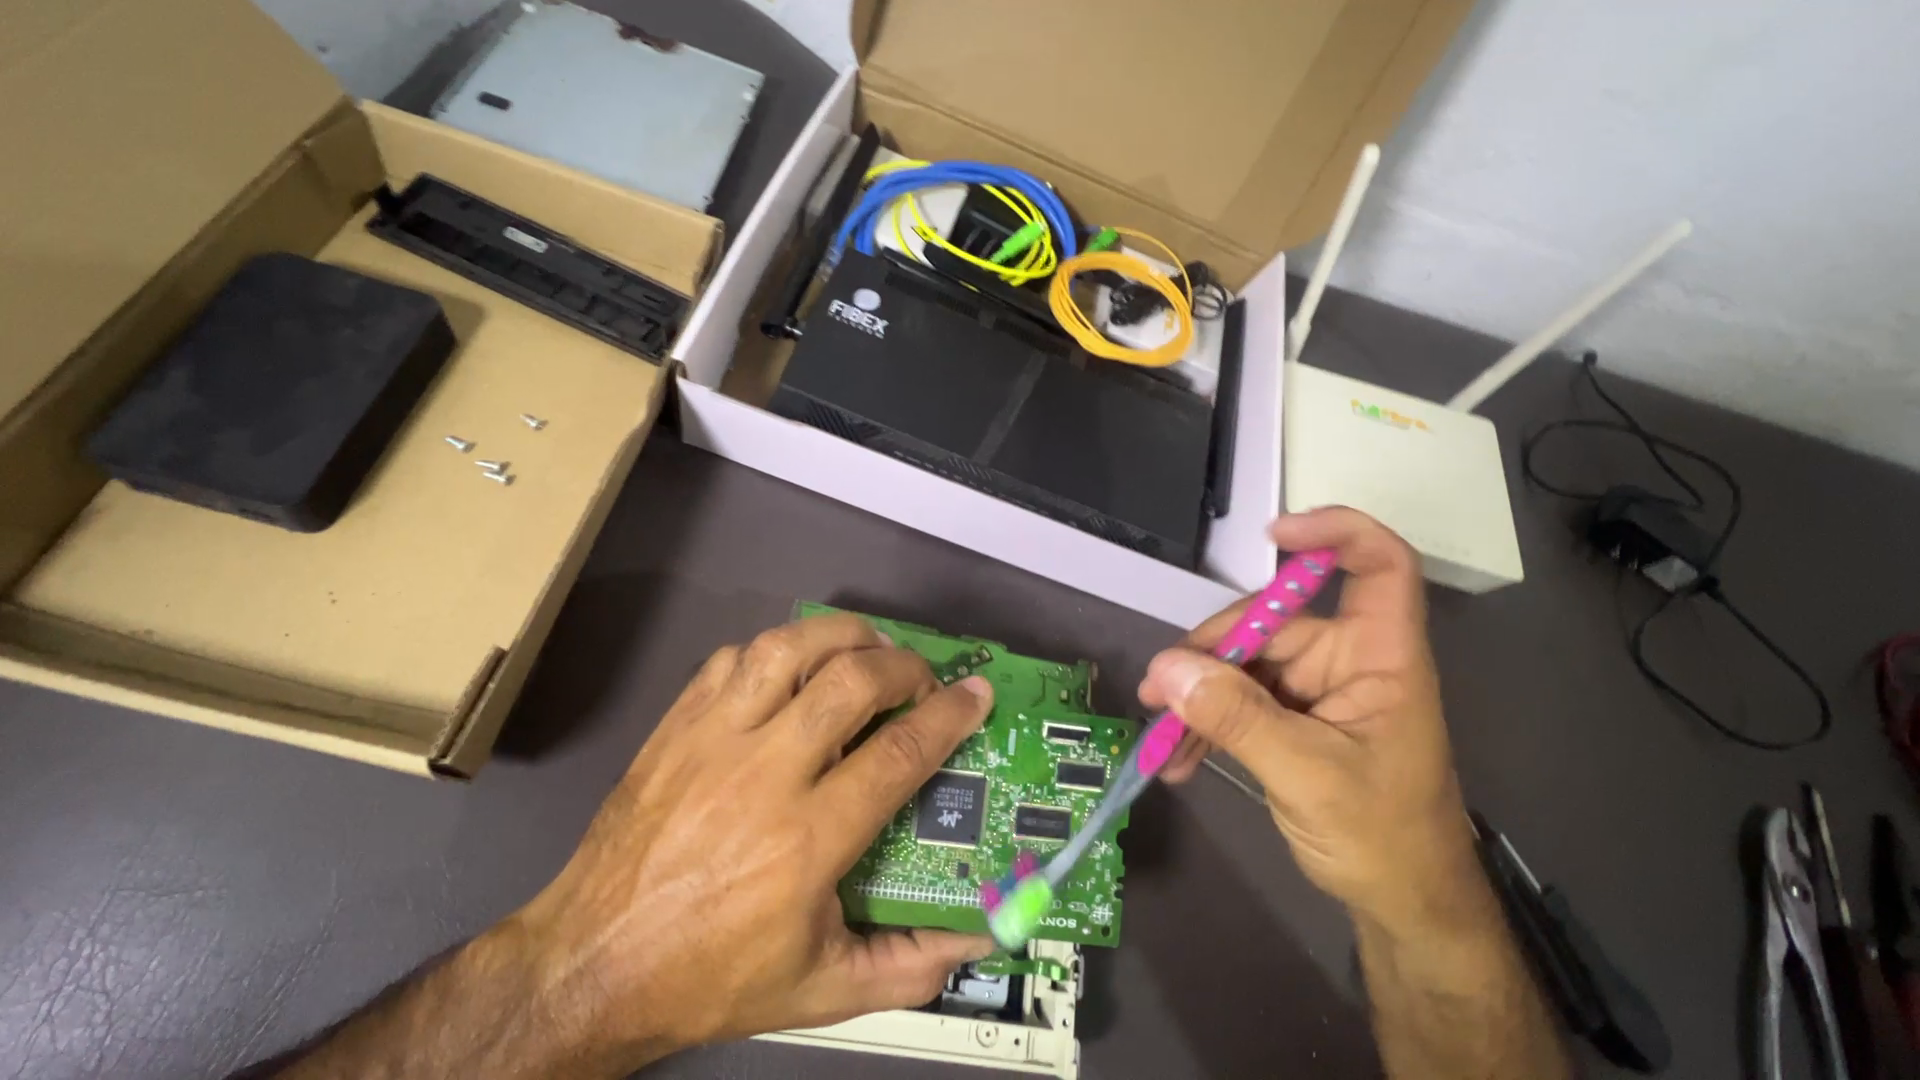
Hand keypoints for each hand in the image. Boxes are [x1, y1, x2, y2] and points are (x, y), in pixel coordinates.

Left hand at [509, 614, 996, 1066]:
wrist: (594, 965)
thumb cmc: (713, 977)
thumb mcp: (822, 991)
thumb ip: (908, 967)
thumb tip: (977, 939)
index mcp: (808, 840)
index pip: (898, 753)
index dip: (949, 715)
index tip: (974, 693)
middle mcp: (763, 775)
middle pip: (850, 683)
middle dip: (903, 666)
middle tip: (921, 677)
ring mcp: (711, 742)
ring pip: (786, 650)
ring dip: (839, 636)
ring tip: (866, 647)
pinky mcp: (673, 729)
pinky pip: (729, 661)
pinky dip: (772, 653)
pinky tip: (790, 670)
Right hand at [1138, 508, 1480, 929]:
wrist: (1403, 907)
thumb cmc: (1384, 836)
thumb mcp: (1307, 774)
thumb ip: (1237, 718)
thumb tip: (1164, 670)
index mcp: (1380, 658)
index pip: (1379, 566)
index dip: (1336, 533)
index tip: (1273, 534)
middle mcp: (1347, 661)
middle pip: (1273, 620)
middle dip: (1212, 651)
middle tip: (1159, 692)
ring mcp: (1316, 692)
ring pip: (1243, 665)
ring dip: (1197, 698)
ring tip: (1162, 741)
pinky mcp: (1292, 722)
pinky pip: (1238, 703)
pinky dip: (1206, 726)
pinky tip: (1180, 761)